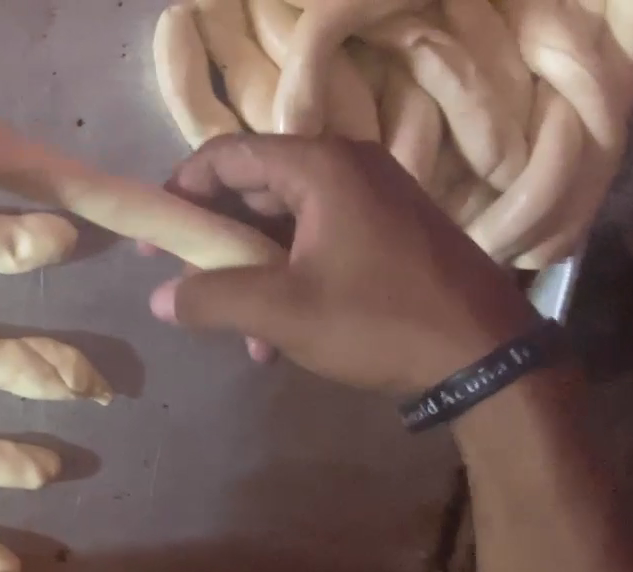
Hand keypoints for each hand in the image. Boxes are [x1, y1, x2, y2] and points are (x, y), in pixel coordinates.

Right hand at [149, 135, 540, 396]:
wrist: (479, 355)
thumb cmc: (375, 320)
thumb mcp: (278, 312)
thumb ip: (209, 298)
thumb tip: (158, 298)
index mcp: (321, 169)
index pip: (227, 155)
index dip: (180, 192)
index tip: (153, 237)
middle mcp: (345, 170)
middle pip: (250, 188)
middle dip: (208, 239)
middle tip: (178, 281)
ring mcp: (366, 202)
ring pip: (274, 223)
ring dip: (240, 271)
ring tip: (222, 321)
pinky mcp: (377, 234)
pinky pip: (305, 244)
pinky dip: (276, 280)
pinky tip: (266, 336)